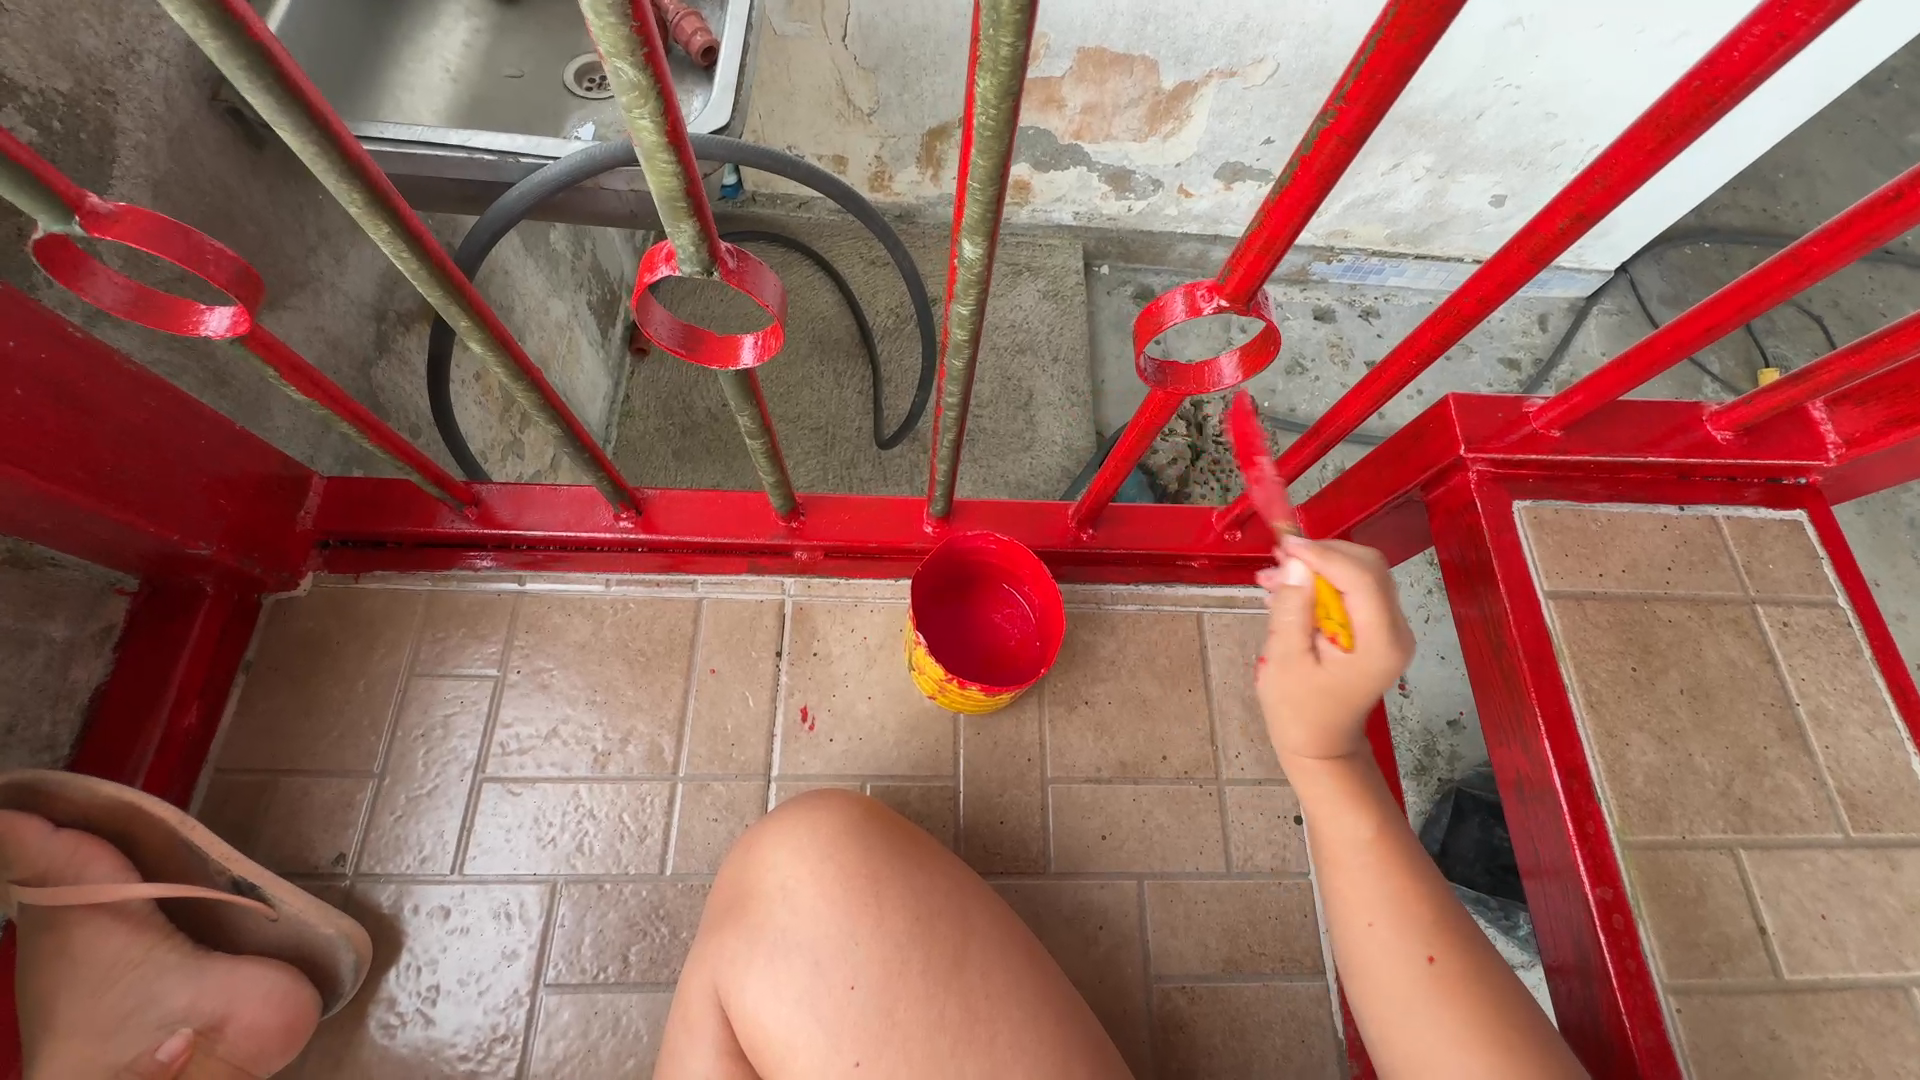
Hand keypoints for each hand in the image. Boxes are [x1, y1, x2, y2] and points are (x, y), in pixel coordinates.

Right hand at [1254, 537, 1414, 764]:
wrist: (1321, 744)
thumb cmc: (1297, 710)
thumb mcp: (1283, 660)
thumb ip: (1292, 609)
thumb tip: (1296, 563)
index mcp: (1378, 642)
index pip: (1361, 577)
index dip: (1323, 555)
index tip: (1284, 547)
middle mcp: (1395, 630)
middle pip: (1368, 568)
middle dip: (1322, 555)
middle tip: (1278, 559)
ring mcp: (1389, 629)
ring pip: (1361, 574)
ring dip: (1318, 567)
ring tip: (1272, 577)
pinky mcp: (1376, 629)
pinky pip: (1354, 590)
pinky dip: (1322, 582)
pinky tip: (1288, 591)